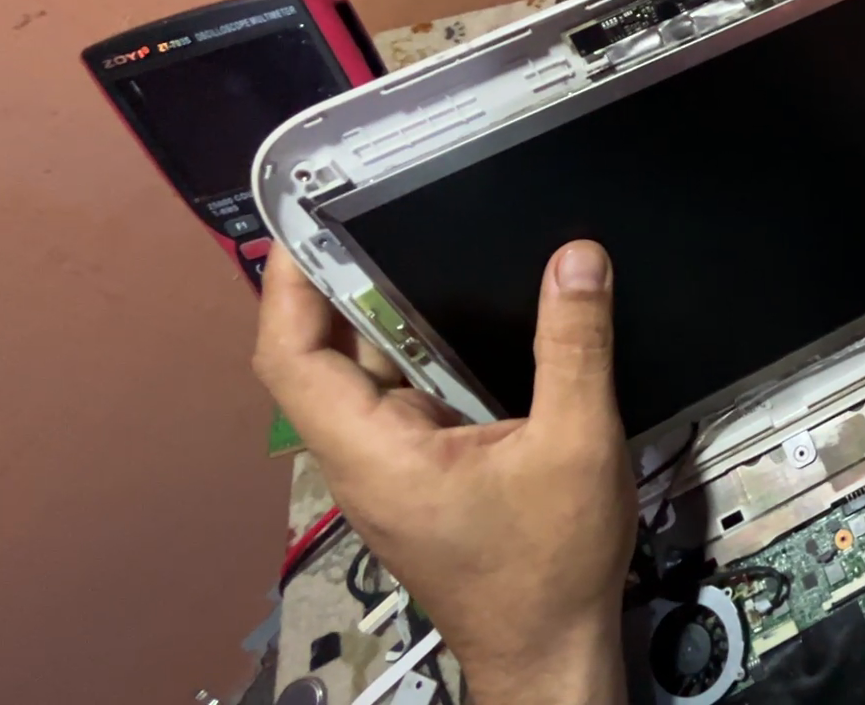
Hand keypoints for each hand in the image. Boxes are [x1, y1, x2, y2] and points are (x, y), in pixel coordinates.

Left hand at [253, 242, 634, 704]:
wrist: (553, 648)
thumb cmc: (552, 556)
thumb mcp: (577, 442)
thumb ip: (577, 347)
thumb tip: (578, 259)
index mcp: (378, 452)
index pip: (292, 359)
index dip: (286, 287)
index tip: (304, 224)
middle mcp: (370, 458)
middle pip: (328, 362)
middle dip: (344, 287)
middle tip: (385, 216)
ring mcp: (398, 472)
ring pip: (375, 382)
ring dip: (389, 320)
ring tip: (429, 253)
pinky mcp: (430, 478)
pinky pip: (412, 400)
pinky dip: (426, 354)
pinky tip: (472, 327)